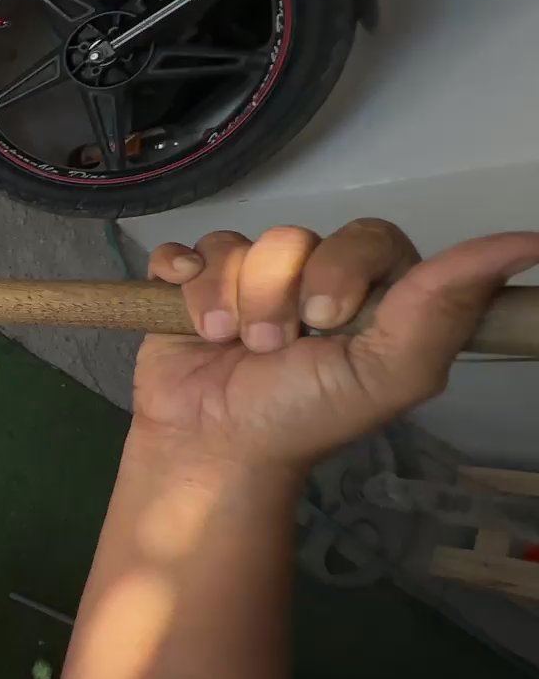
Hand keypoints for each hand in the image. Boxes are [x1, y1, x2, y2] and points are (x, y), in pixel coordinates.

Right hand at [137, 219, 538, 470]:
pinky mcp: (179, 290)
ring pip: (228, 245)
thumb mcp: (387, 374)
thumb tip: (526, 241)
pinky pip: (177, 252)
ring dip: (220, 296)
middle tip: (266, 346)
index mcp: (366, 292)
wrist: (210, 441)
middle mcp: (302, 278)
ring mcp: (237, 282)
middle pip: (287, 238)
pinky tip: (175, 293)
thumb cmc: (301, 415)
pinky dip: (175, 267)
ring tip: (220, 339)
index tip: (324, 321)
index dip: (338, 268)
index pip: (363, 237)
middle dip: (270, 293)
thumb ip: (442, 309)